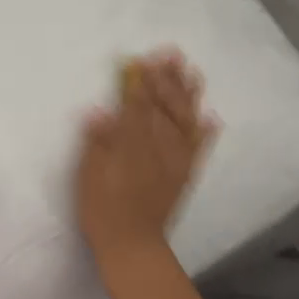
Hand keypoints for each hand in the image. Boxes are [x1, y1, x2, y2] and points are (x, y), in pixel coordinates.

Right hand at [76, 47, 217, 261]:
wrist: (131, 244)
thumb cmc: (102, 209)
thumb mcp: (88, 175)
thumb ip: (98, 142)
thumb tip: (101, 110)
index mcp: (132, 143)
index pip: (138, 105)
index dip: (141, 81)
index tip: (142, 59)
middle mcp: (159, 146)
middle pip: (165, 106)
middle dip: (167, 80)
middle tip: (170, 54)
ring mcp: (176, 160)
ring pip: (185, 121)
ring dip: (189, 95)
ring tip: (192, 73)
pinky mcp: (184, 175)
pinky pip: (198, 149)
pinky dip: (206, 132)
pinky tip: (210, 117)